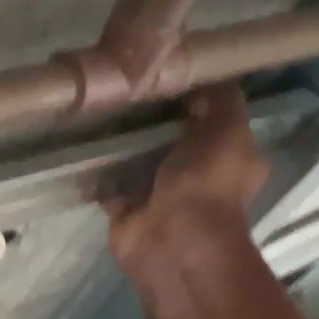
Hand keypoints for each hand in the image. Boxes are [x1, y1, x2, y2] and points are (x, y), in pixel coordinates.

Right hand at [103, 82, 268, 277]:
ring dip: (125, 147)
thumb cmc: (207, 183)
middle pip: (174, 141)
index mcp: (230, 158)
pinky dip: (101, 174)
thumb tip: (200, 86)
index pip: (216, 122)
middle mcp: (198, 176)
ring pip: (141, 162)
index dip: (197, 101)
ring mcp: (161, 195)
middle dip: (155, 123)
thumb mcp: (228, 130)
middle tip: (129, 96)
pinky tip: (87, 150)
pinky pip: (112, 186)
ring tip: (102, 116)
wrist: (173, 239)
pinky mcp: (128, 210)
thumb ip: (220, 102)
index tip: (169, 79)